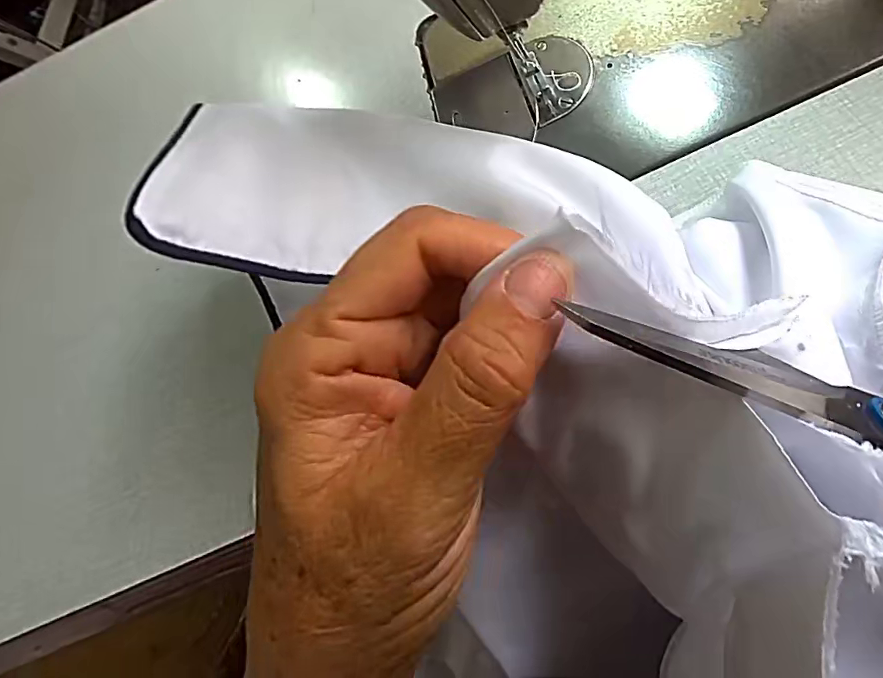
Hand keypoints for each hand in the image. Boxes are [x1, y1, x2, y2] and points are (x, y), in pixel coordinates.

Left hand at [247, 207, 574, 677]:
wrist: (342, 664)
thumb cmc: (354, 591)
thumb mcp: (420, 484)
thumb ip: (480, 379)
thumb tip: (541, 279)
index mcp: (319, 349)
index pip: (410, 248)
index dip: (483, 246)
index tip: (552, 278)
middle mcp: (349, 340)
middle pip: (437, 261)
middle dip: (504, 275)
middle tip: (563, 306)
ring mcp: (385, 361)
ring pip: (460, 292)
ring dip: (512, 305)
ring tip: (555, 332)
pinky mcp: (420, 384)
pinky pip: (473, 332)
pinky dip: (511, 335)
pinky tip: (534, 356)